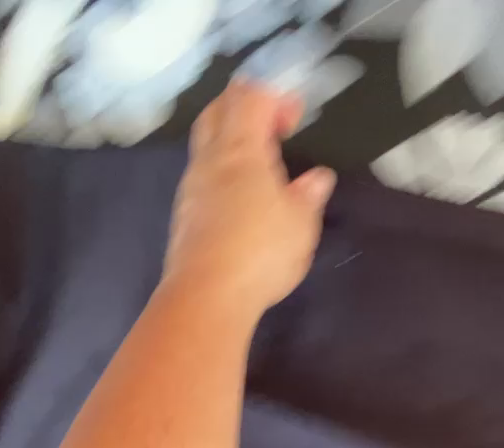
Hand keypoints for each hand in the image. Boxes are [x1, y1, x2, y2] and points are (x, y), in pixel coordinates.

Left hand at [161, 81, 335, 315]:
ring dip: (231, 142)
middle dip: (245, 108)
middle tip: (272, 128)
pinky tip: (241, 199)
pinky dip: (222, 171)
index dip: (275, 99)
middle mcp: (210, 159)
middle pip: (219, 110)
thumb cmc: (261, 253)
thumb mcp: (300, 225)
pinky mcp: (186, 214)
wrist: (207, 295)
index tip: (296, 117)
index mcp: (241, 149)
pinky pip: (203, 175)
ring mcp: (192, 186)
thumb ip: (309, 196)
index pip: (250, 98)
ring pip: (206, 142)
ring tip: (260, 166)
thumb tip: (317, 178)